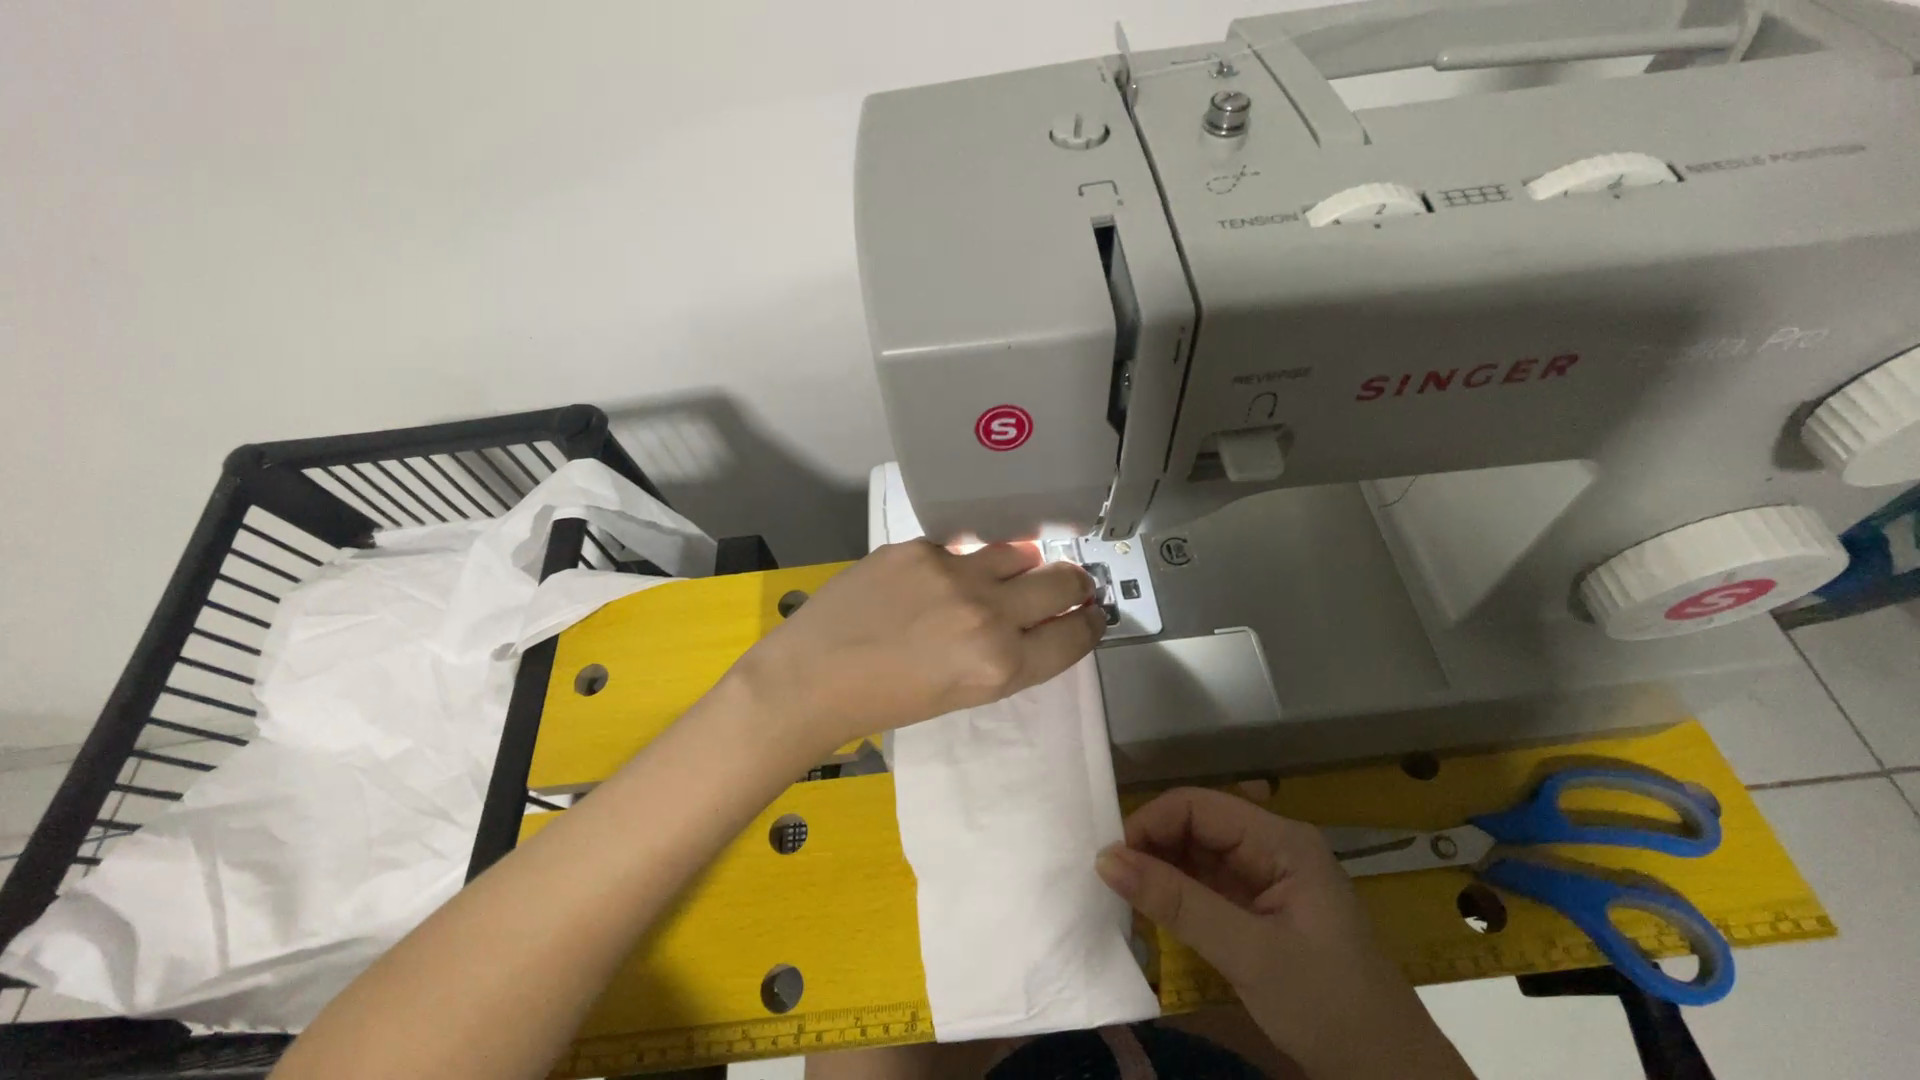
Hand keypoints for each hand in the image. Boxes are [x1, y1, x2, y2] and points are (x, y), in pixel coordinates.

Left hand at [730, 540, 1105, 751]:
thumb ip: (1005, 659)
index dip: (1089, 625)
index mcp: (1001, 666)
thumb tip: (1031, 623)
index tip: (1093, 615)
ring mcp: (952, 574)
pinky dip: (963, 562)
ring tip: (1017, 569)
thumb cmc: (887, 703)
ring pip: (1018, 552)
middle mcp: (987, 615)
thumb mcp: (963, 695)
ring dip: (1026, 563)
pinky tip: (943, 578)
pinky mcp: (918, 548)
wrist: (812, 677)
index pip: (1073, 636)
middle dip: (1075, 586)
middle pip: (1061, 585)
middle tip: (1072, 585)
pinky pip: (961, 549)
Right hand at [1097, 788, 1474, 1079]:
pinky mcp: (1260, 910)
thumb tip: (1105, 859)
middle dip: (1152, 847)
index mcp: (1282, 841)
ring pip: (1198, 855)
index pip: (1199, 806)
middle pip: (1196, 825)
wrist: (1387, 1073)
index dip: (1150, 823)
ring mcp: (1268, 879)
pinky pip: (1207, 886)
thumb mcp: (1248, 953)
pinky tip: (1153, 915)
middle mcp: (1273, 848)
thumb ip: (1177, 902)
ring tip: (1124, 901)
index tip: (1111, 863)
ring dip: (1160, 872)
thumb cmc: (1326, 1005)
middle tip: (1112, 885)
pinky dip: (1176, 897)